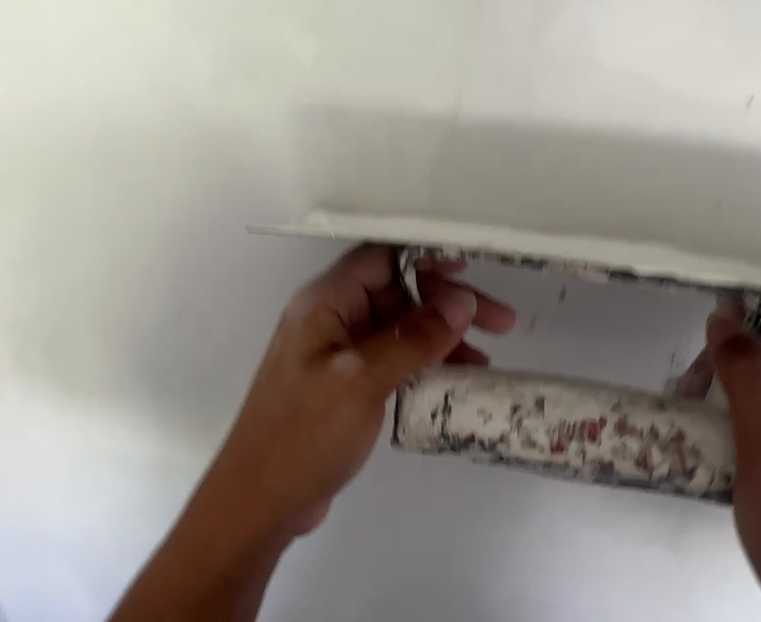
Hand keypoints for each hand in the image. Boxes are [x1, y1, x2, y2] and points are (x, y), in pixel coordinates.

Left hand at [199, 243, 516, 538]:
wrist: (259, 502)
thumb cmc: (304, 434)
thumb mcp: (362, 381)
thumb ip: (412, 339)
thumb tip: (460, 303)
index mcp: (325, 303)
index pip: (382, 258)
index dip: (427, 258)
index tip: (471, 270)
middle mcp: (330, 318)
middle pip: (397, 292)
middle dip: (447, 303)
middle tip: (501, 322)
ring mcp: (337, 353)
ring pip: (399, 328)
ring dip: (442, 338)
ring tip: (486, 360)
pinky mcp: (345, 385)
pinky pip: (392, 360)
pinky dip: (425, 365)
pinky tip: (456, 380)